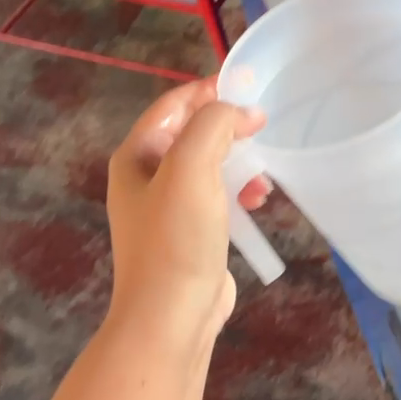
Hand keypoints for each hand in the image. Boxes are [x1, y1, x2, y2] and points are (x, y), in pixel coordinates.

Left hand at [106, 80, 268, 342]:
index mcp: (136, 157)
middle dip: (230, 129)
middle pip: (193, 134)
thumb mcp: (192, 168)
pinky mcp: (189, 233)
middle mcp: (146, 177)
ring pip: (209, 166)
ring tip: (264, 178)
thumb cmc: (177, 238)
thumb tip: (243, 113)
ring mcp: (167, 208)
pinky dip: (239, 191)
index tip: (252, 85)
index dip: (210, 89)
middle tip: (264, 128)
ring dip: (240, 162)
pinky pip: (217, 195)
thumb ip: (214, 126)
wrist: (171, 314)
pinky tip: (258, 202)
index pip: (173, 105)